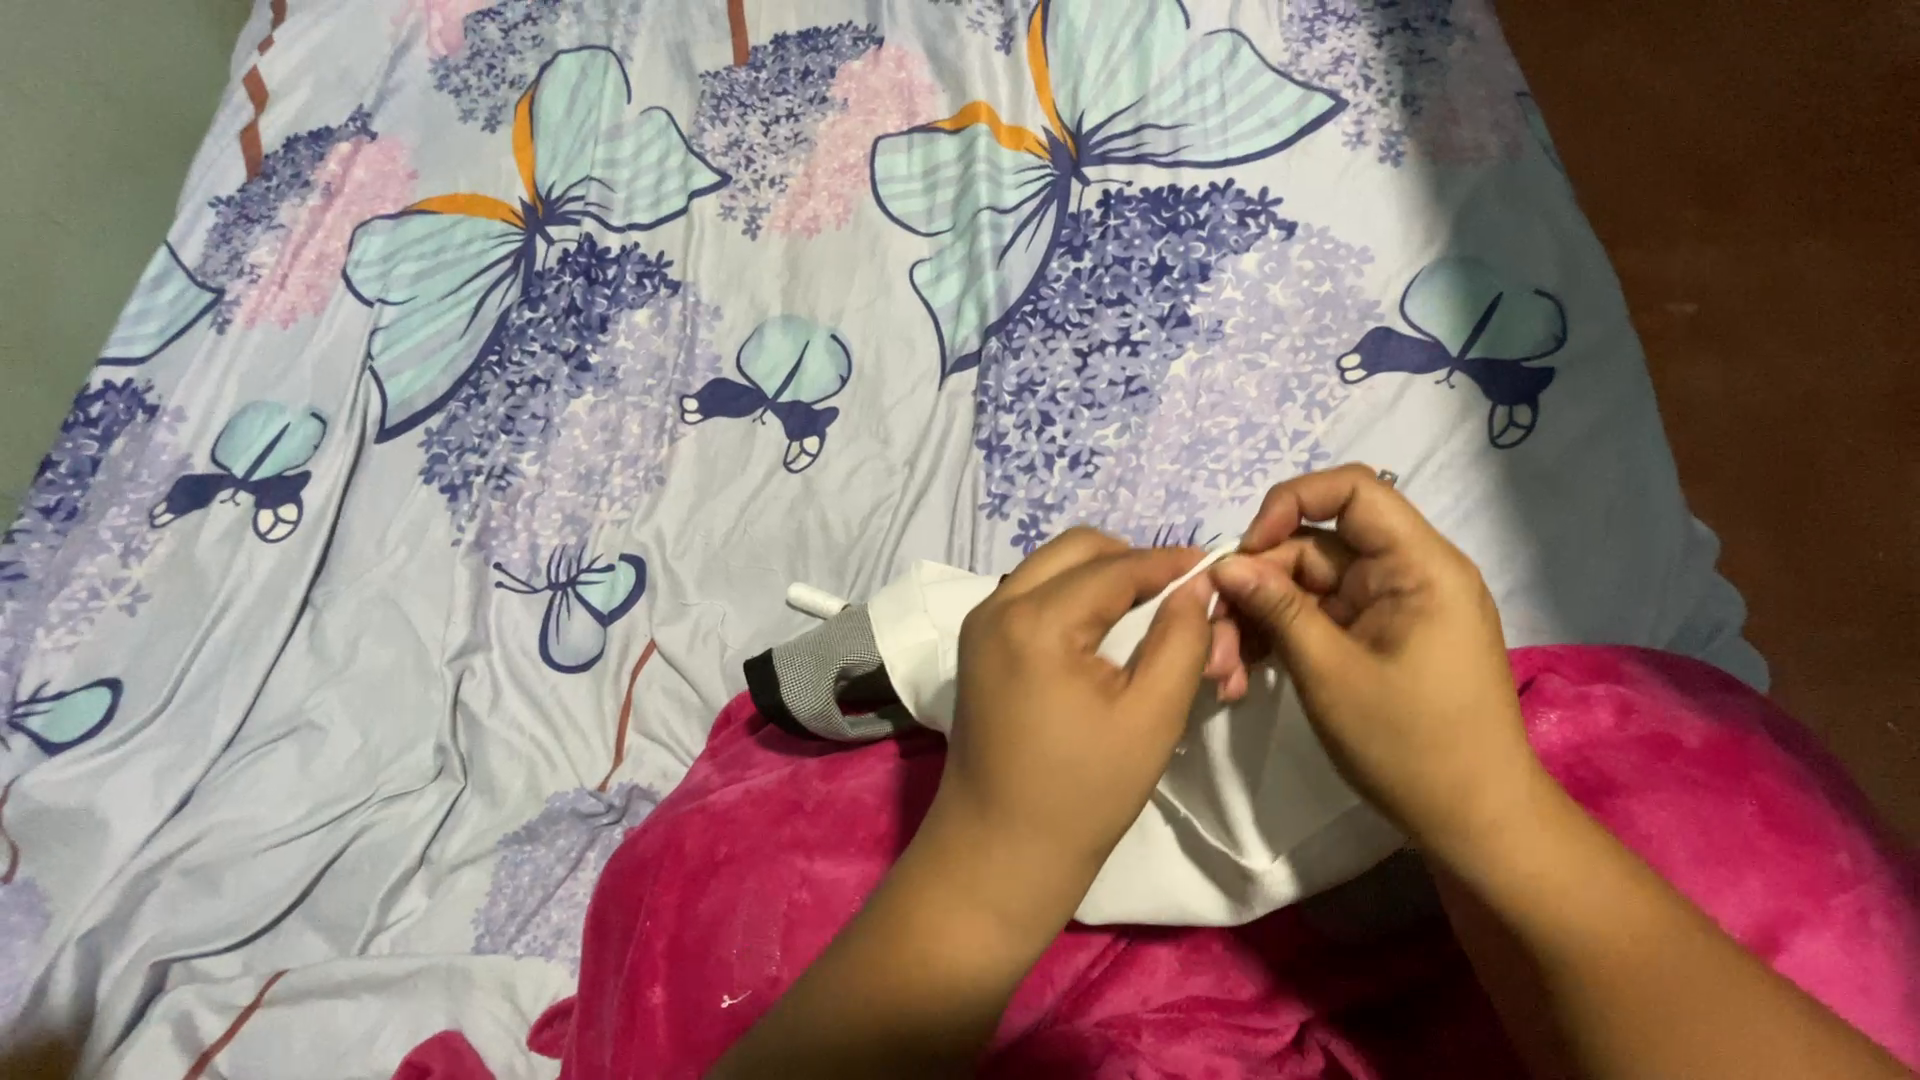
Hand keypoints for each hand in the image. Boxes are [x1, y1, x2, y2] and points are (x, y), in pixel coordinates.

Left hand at [938, 529, 1213, 890]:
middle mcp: (997, 605)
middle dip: (1132, 561)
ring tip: (1148, 614)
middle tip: (1177, 595)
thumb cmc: (1082, 793)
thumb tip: (1196, 586)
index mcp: (1036, 621)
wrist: (998, 850)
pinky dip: (1072, 597)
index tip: (1214, 567)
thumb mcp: (1151, 717)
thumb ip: (1180, 639)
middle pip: (1076, 549)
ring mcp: (980, 623)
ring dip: (1102, 577)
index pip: (1115, 568)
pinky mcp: (977, 644)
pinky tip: (1105, 633)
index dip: (1168, 563)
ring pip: (1051, 567)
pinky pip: (1031, 594)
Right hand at [1205, 465, 1543, 858]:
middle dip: (1254, 587)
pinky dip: (1278, 640)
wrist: (1473, 821)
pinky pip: (1313, 619)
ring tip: (1222, 671)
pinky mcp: (1372, 638)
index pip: (1353, 490)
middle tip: (1210, 637)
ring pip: (1302, 587)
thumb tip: (1224, 565)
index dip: (1290, 503)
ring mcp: (1387, 608)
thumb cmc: (1410, 744)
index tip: (1246, 550)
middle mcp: (1404, 574)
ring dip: (1256, 620)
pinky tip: (1243, 676)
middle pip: (1311, 547)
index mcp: (1418, 566)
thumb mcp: (1329, 671)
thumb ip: (1277, 608)